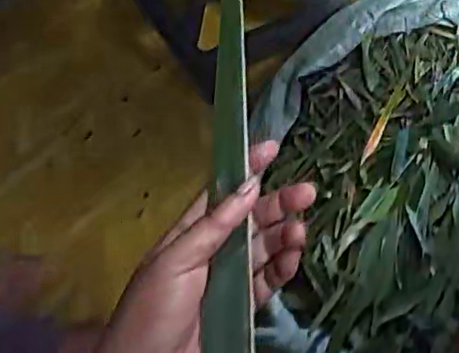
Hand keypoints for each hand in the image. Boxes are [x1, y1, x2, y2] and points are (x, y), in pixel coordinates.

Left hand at [96, 140, 315, 352]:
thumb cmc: (150, 313)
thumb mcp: (174, 264)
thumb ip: (215, 224)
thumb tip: (252, 182)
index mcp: (191, 235)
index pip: (224, 193)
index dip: (248, 168)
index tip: (274, 146)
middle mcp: (213, 250)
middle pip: (255, 216)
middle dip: (281, 202)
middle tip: (308, 193)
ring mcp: (228, 277)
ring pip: (267, 244)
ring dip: (287, 234)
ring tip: (298, 236)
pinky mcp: (241, 303)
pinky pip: (270, 277)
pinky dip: (285, 266)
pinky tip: (292, 260)